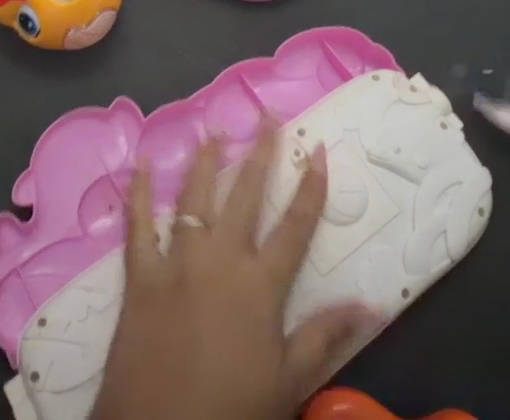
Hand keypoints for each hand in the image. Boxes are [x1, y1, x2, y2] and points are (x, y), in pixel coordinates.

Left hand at [89, 123, 375, 419]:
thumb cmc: (230, 408)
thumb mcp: (288, 380)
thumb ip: (324, 336)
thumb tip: (371, 304)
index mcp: (261, 285)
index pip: (295, 227)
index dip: (311, 188)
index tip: (320, 151)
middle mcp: (221, 260)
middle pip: (246, 197)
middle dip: (261, 155)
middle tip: (268, 117)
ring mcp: (177, 262)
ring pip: (195, 199)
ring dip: (207, 163)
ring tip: (216, 131)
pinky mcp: (140, 275)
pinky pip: (138, 225)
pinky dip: (138, 193)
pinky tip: (141, 165)